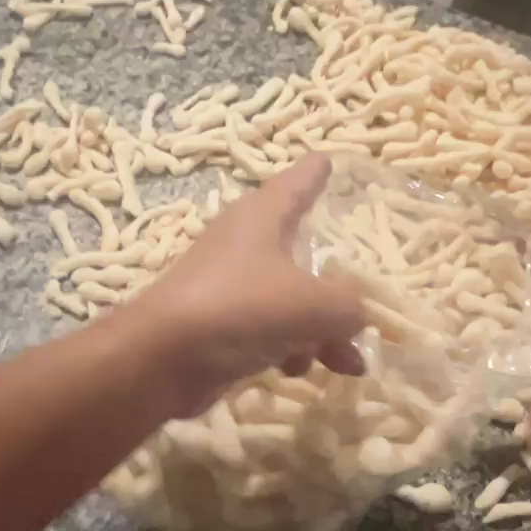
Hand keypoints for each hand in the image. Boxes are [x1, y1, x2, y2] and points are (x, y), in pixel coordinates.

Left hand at [122, 154, 366, 417]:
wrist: (163, 359)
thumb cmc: (241, 308)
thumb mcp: (312, 303)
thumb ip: (349, 303)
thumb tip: (356, 310)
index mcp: (263, 216)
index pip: (297, 181)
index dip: (317, 171)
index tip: (329, 158)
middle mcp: (246, 243)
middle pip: (302, 250)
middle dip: (338, 284)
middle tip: (367, 294)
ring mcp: (233, 285)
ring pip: (293, 300)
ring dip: (322, 330)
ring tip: (349, 362)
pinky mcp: (224, 326)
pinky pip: (272, 330)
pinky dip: (291, 348)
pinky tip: (301, 372)